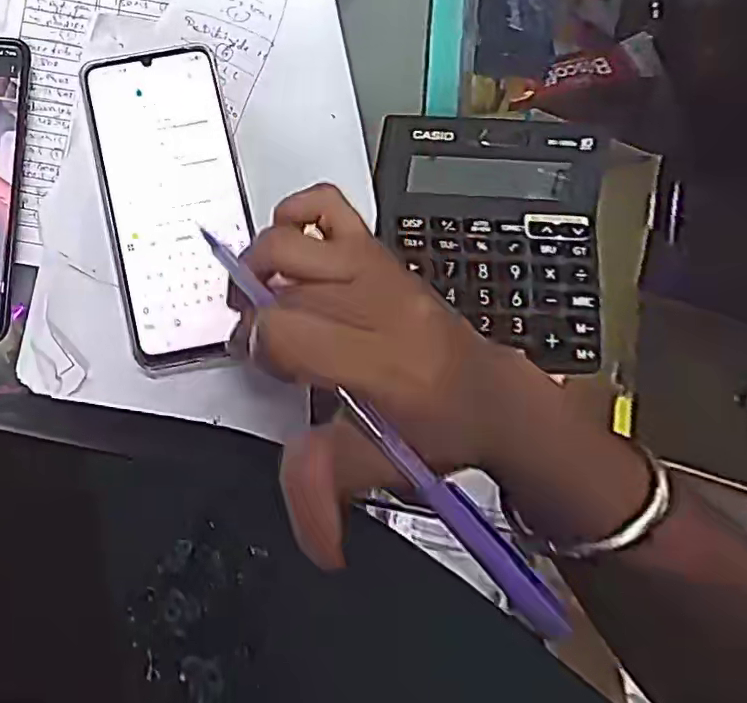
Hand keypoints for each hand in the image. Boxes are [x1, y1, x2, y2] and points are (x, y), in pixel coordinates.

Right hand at [234, 184, 562, 568]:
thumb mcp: (380, 465)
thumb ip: (327, 490)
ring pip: (287, 242)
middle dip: (253, 312)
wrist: (493, 394)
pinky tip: (292, 241)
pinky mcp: (376, 251)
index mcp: (378, 363)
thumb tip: (310, 541)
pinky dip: (297, 212)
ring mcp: (375, 271)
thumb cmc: (438, 425)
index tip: (262, 361)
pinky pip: (328, 204)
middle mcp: (376, 306)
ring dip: (259, 265)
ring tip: (265, 289)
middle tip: (263, 334)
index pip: (284, 333)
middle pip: (275, 285)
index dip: (256, 347)